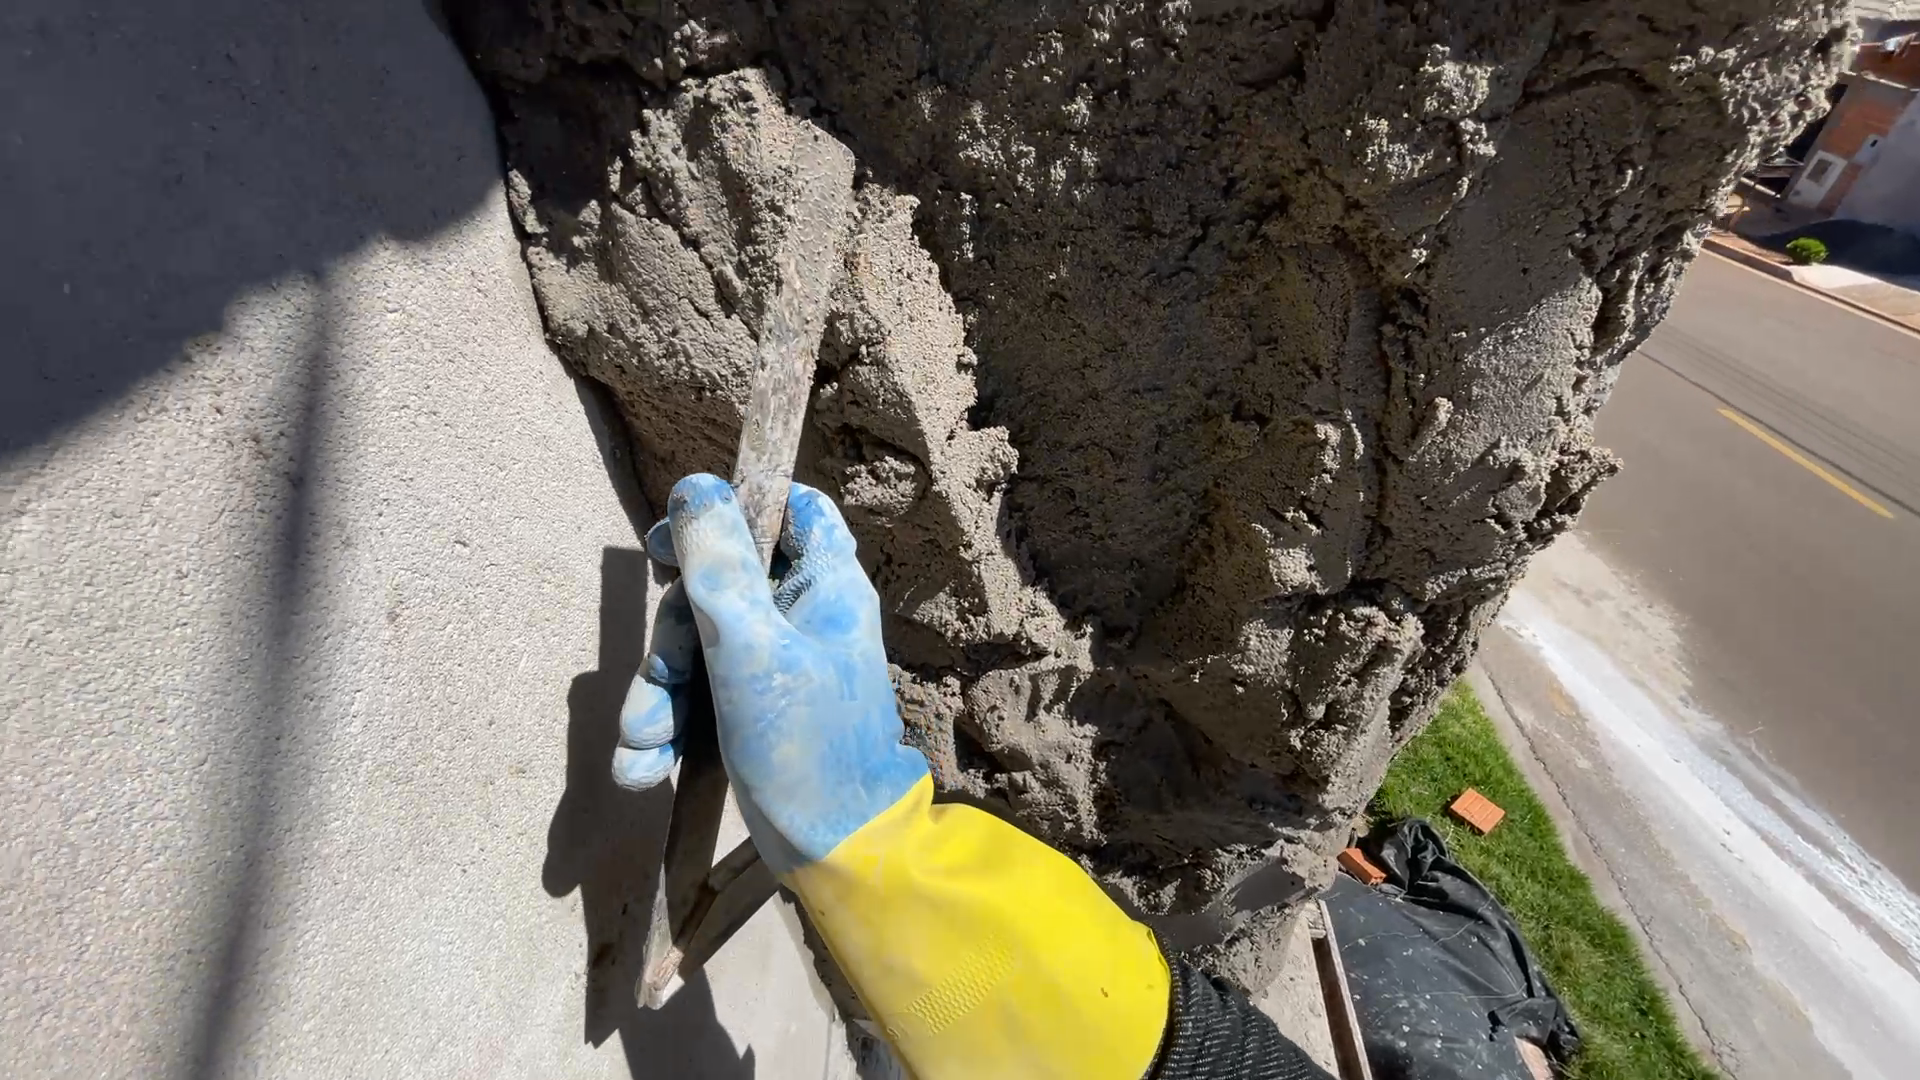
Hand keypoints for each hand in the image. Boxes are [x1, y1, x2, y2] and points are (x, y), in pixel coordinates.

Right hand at [610, 474, 928, 875]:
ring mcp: (779, 657)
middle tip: (660, 676)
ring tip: (644, 741)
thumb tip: (696, 486)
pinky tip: (644, 765)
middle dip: (676, 632)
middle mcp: (805, 611)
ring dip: (660, 690)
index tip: (678, 537)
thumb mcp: (752, 646)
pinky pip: (701, 686)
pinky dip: (669, 720)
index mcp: (826, 583)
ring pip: (700, 638)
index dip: (735, 507)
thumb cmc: (806, 742)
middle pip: (724, 579)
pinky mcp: (753, 700)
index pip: (793, 508)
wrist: (834, 846)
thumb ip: (721, 565)